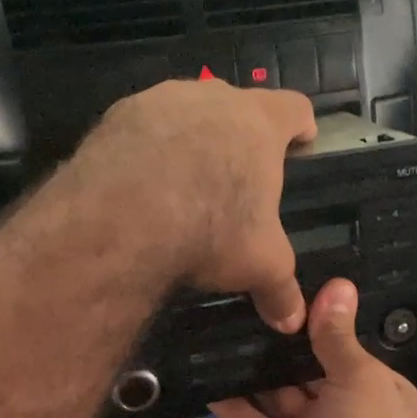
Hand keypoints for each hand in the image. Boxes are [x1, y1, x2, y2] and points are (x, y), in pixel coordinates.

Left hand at [73, 79, 316, 332]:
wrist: (121, 219)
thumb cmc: (211, 230)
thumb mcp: (259, 265)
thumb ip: (281, 288)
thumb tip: (293, 320)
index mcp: (259, 123)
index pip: (294, 107)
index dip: (299, 126)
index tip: (300, 141)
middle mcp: (213, 98)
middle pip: (237, 105)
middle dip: (238, 135)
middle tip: (236, 174)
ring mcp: (160, 99)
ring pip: (186, 112)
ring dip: (189, 139)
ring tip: (183, 182)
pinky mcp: (117, 116)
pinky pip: (141, 128)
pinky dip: (146, 150)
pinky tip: (141, 185)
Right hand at [211, 278, 416, 417]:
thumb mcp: (360, 380)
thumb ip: (337, 336)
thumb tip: (339, 284)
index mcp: (377, 388)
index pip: (346, 346)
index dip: (318, 320)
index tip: (283, 285)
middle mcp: (345, 407)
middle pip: (307, 367)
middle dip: (280, 342)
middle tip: (239, 300)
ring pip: (277, 391)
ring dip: (253, 367)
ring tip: (217, 328)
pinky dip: (231, 402)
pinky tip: (204, 375)